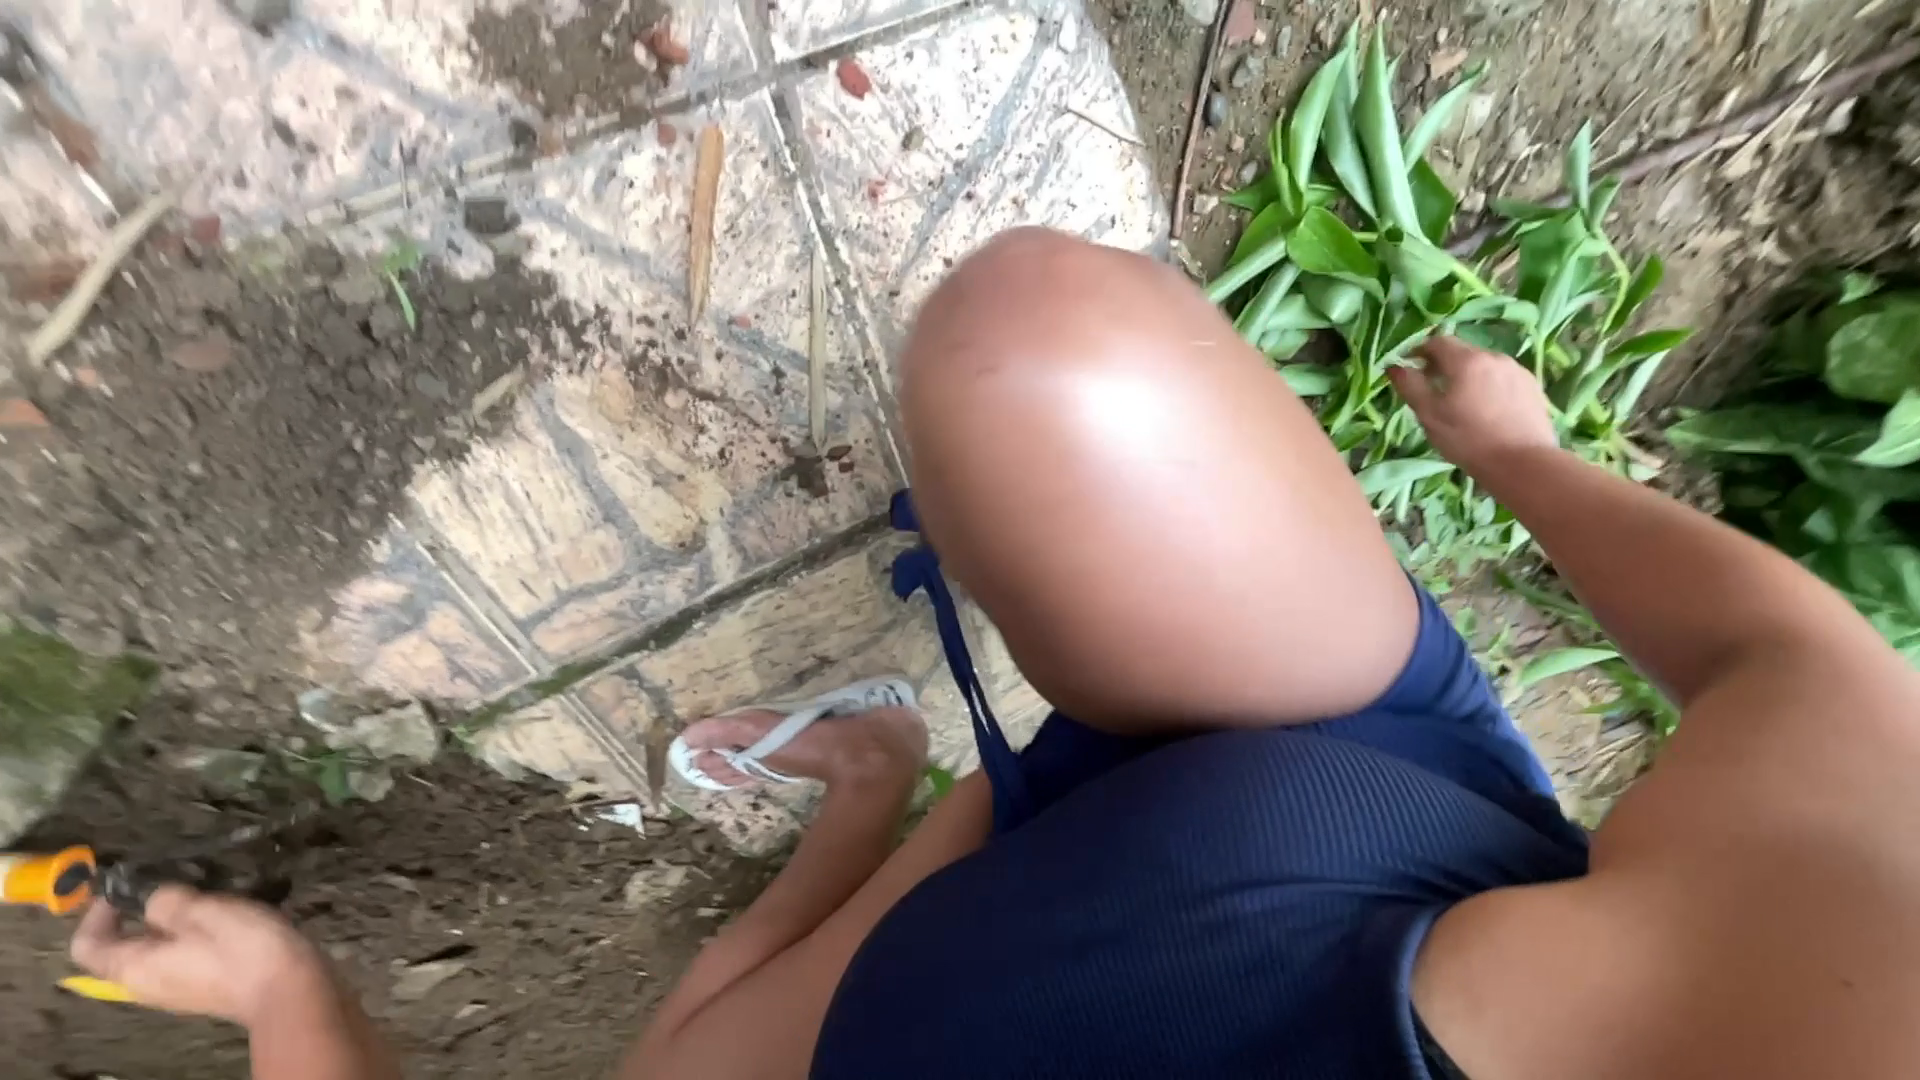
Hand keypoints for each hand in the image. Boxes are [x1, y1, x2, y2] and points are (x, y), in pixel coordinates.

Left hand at [69, 885, 329, 1027]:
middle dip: (147, 914)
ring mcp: (176, 988)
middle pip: (127, 947)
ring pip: (163, 950)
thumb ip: (170, 902)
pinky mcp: (205, 986)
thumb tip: (154, 899)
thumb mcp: (206, 912)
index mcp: (134, 966)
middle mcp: (145, 983)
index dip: (97, 914)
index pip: (88, 945)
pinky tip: (237, 920)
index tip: (123, 888)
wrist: (287, 985)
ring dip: (179, 923)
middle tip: (183, 885)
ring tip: (217, 898)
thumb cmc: (241, 946)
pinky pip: (188, 956)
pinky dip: (200, 935)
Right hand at [1388, 337, 1559, 471]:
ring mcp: (1517, 370)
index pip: (1438, 342)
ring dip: (1466, 375)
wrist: (1521, 462)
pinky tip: (1484, 409)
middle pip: (1462, 352)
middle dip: (1443, 365)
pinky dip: (1486, 385)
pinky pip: (1501, 377)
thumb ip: (1410, 386)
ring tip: (1459, 402)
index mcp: (1467, 361)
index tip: (1410, 368)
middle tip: (1431, 389)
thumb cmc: (1466, 438)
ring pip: (1483, 365)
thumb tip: (1395, 366)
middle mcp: (1494, 357)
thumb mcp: (1428, 414)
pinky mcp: (1532, 386)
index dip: (1419, 351)